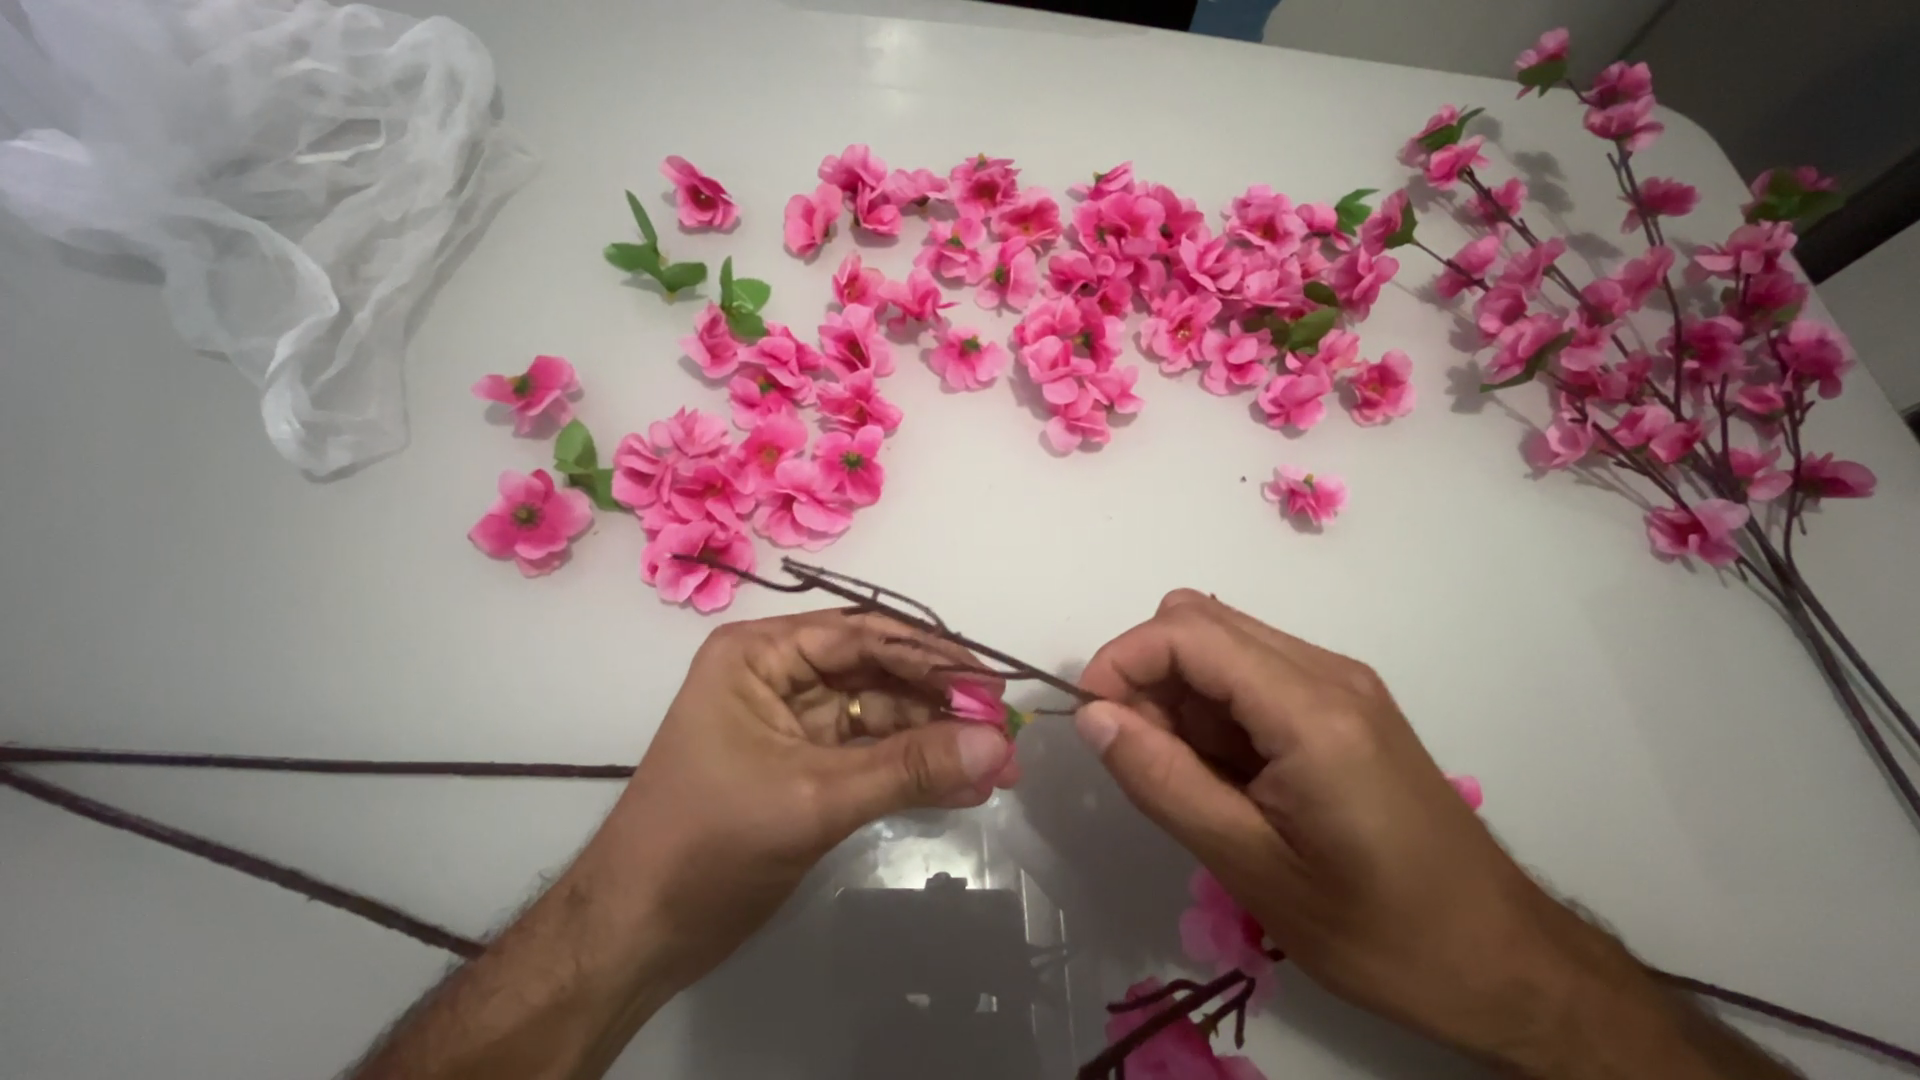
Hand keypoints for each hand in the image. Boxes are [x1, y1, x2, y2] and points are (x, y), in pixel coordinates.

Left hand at [581, 607, 1018, 988]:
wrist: (639, 931)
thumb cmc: (710, 843)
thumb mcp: (814, 799)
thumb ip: (909, 767)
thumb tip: (998, 744)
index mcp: (761, 655)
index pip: (863, 635)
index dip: (932, 656)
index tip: (992, 685)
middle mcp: (778, 675)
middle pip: (877, 673)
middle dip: (941, 703)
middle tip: (1005, 730)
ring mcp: (793, 724)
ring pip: (880, 716)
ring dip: (936, 740)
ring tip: (999, 766)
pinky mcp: (806, 768)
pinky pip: (871, 756)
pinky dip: (914, 769)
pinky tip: (964, 785)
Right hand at [1074, 590, 1732, 1073]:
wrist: (1502, 961)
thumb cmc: (1378, 931)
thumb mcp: (1251, 868)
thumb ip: (1163, 782)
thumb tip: (1092, 717)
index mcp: (1312, 712)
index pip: (1188, 632)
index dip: (1121, 660)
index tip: (1090, 721)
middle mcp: (1329, 674)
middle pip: (1201, 620)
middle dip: (1146, 672)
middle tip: (1137, 753)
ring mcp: (1343, 685)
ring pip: (1224, 641)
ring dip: (1177, 690)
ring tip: (1183, 773)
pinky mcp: (1347, 705)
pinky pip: (1254, 672)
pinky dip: (1213, 705)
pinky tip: (1223, 771)